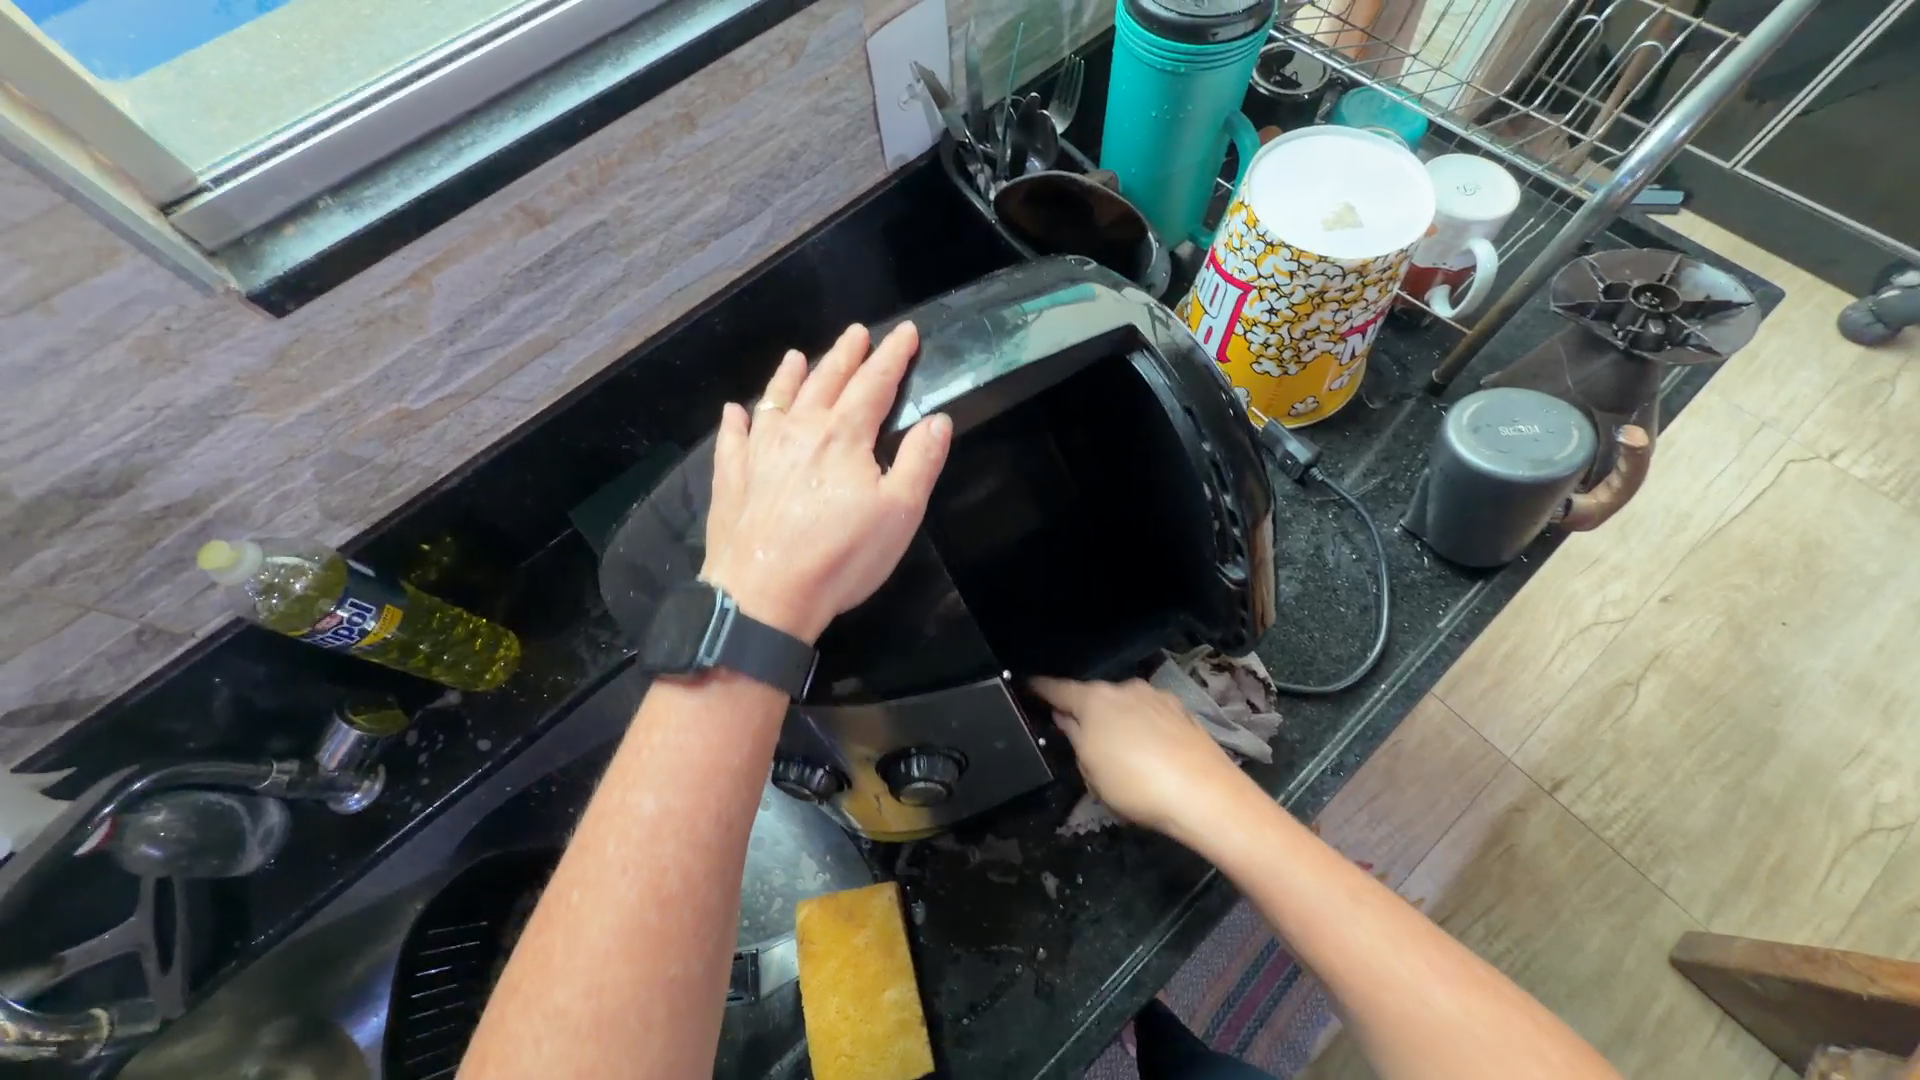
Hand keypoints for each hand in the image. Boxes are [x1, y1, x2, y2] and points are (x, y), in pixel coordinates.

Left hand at [702, 322, 951, 643]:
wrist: (764, 596)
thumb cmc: (841, 556)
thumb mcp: (900, 512)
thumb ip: (920, 461)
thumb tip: (938, 419)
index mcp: (844, 436)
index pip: (874, 384)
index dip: (893, 356)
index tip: (905, 331)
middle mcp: (799, 431)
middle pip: (826, 382)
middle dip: (845, 355)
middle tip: (856, 333)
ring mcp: (759, 452)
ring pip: (776, 400)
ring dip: (790, 376)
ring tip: (797, 356)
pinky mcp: (732, 478)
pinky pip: (732, 438)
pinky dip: (736, 420)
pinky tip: (735, 411)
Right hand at [1031, 677, 1245, 835]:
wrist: (1205, 794)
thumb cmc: (1135, 785)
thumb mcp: (1091, 770)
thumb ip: (1075, 738)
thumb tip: (1066, 719)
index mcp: (1094, 699)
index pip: (1057, 688)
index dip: (1040, 689)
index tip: (1028, 685)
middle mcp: (1125, 688)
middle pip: (1094, 696)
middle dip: (1085, 711)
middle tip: (1081, 736)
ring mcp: (1157, 697)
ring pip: (1125, 704)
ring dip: (1117, 719)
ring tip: (1121, 750)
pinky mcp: (1183, 711)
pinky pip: (1150, 714)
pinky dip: (1142, 726)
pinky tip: (1150, 751)